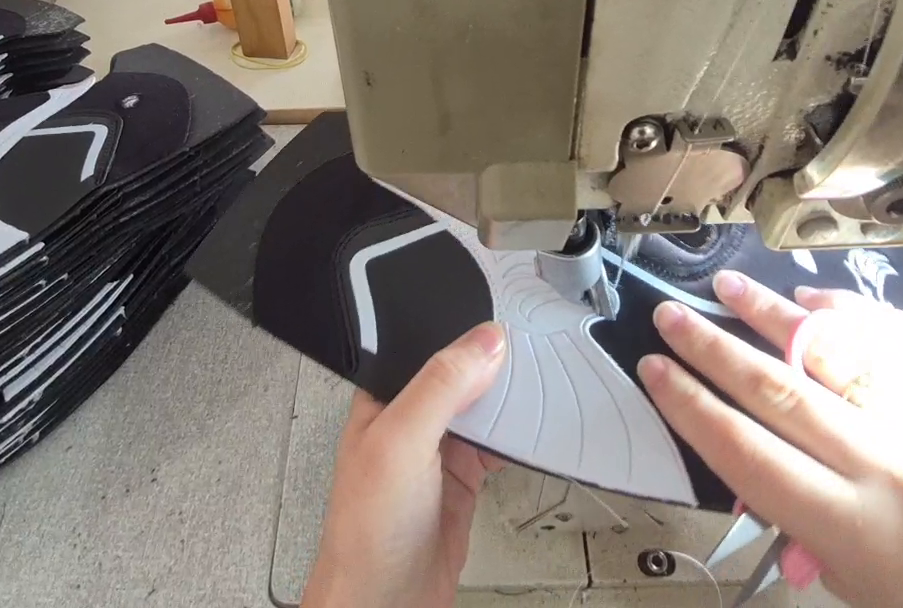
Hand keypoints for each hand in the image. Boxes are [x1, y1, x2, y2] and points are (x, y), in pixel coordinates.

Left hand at [303, 322, 507, 607]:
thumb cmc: (366, 530)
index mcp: (385, 394)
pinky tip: (531, 429)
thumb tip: (482, 342)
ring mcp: (439, 449)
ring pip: (483, 408)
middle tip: (530, 351)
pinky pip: (498, 444)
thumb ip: (439, 387)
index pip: (429, 346)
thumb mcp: (400, 441)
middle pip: (461, 374)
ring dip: (508, 400)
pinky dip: (517, 437)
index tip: (502, 323)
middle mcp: (412, 417)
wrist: (386, 606)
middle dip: (492, 364)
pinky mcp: (463, 478)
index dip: (462, 332)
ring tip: (537, 382)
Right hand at [639, 273, 902, 607]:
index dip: (689, 404)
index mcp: (858, 532)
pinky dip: (852, 319)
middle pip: (778, 391)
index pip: (746, 450)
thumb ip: (798, 517)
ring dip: (770, 315)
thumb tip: (746, 460)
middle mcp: (895, 472)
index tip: (652, 368)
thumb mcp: (858, 588)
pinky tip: (811, 301)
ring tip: (725, 285)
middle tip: (668, 315)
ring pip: (836, 355)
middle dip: (711, 348)